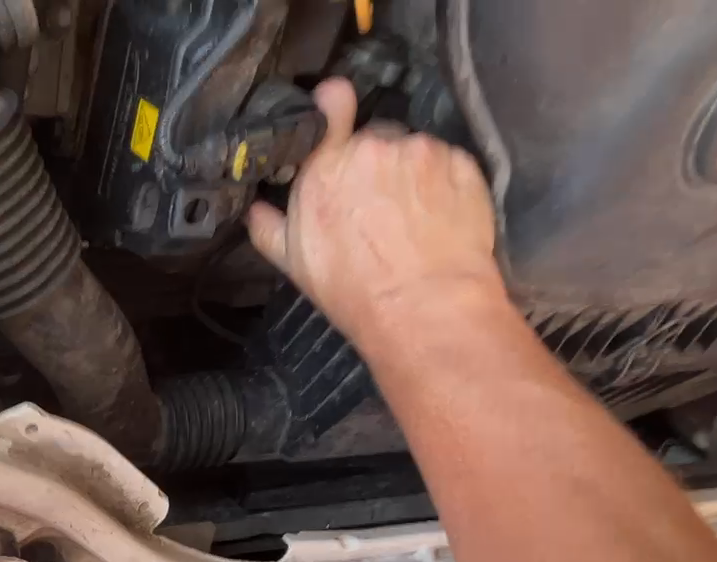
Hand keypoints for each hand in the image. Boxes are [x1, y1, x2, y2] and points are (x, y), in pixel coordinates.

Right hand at [247, 78, 505, 341]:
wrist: (421, 303)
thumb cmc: (351, 287)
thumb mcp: (293, 263)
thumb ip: (268, 227)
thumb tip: (255, 210)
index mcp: (325, 170)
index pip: (331, 106)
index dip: (333, 103)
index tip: (334, 104)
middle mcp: (373, 149)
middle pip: (372, 140)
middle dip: (369, 164)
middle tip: (367, 206)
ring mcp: (422, 152)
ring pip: (409, 151)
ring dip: (404, 174)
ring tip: (402, 218)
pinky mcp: (461, 162)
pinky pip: (444, 163)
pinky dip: (437, 183)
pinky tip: (428, 218)